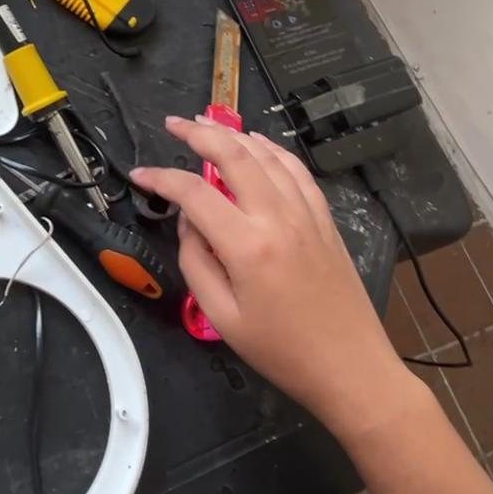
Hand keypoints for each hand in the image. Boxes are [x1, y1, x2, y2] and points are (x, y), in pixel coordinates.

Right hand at [132, 116, 415, 437]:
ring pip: (266, 154)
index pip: (193, 193)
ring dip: (233, 134)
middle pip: (234, 155)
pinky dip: (272, 149)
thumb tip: (188, 221)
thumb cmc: (281, 351)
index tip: (140, 175)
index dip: (161, 178)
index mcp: (247, 246)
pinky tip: (256, 143)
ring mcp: (306, 214)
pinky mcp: (324, 219)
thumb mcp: (220, 316)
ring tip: (206, 124)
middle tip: (174, 124)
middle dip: (199, 132)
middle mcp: (278, 218)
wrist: (352, 369)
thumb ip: (195, 261)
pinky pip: (296, 170)